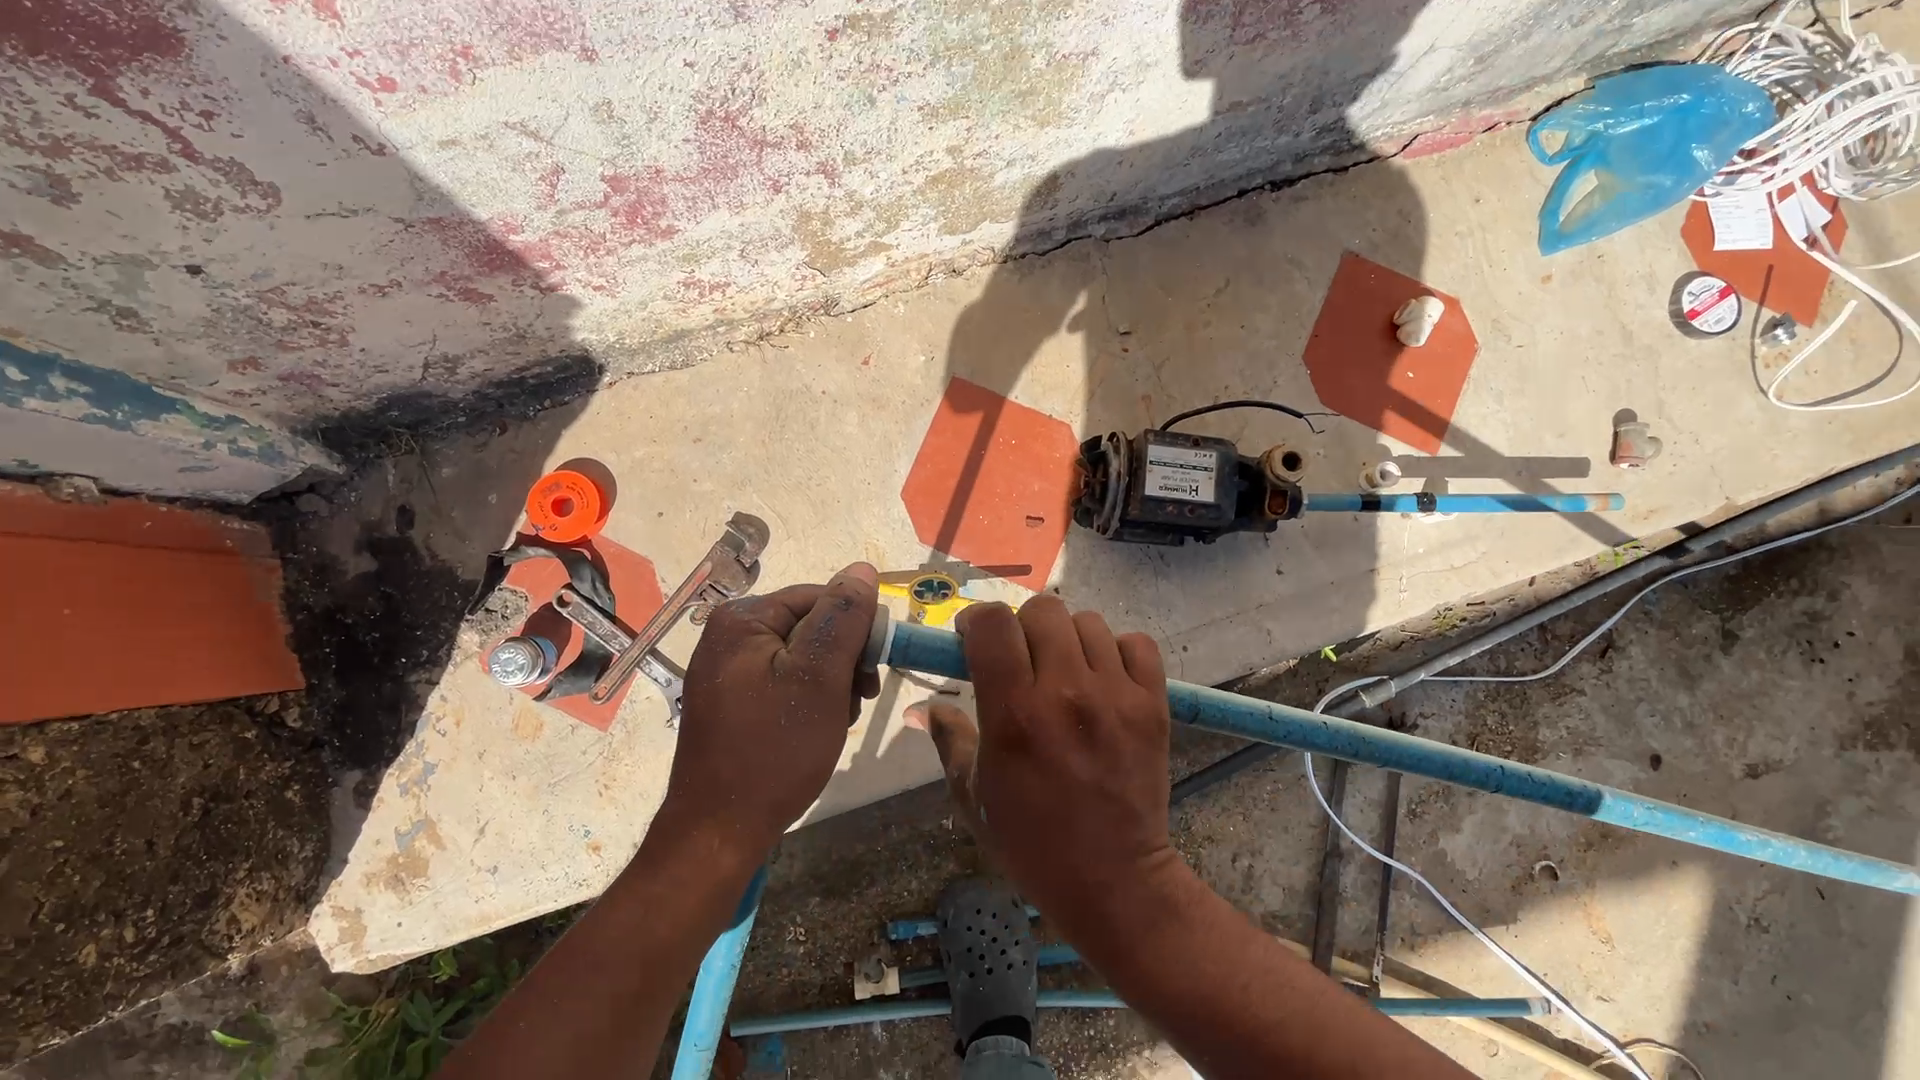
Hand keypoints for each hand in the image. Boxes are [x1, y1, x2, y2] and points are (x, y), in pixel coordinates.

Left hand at [655, 562, 880, 858]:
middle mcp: (729, 636)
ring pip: (803, 657)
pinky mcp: (732, 701)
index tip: (873, 673)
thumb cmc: (774, 750)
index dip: (856, 629)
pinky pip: (785, 683)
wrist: (721, 829)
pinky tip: (816, 729)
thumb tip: (862, 569)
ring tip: (835, 720)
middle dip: (843, 661)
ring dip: (831, 684)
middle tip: (856, 701)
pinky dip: (810, 701)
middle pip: (811, 626)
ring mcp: (727, 671)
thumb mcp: (819, 678)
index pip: (820, 597)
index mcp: (743, 619)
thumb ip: (842, 619)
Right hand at [913, 596, 1178, 934]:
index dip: (976, 620)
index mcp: (1013, 714)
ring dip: (1067, 639)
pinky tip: (1104, 679)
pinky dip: (1117, 651)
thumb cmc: (1030, 842)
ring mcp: (1116, 695)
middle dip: (1021, 627)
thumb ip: (947, 738)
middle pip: (1042, 610)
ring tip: (1064, 672)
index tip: (972, 639)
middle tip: (1020, 658)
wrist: (1112, 879)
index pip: (992, 624)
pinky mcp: (1154, 705)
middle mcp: (1065, 692)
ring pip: (1088, 622)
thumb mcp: (971, 795)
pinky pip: (1136, 643)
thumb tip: (920, 708)